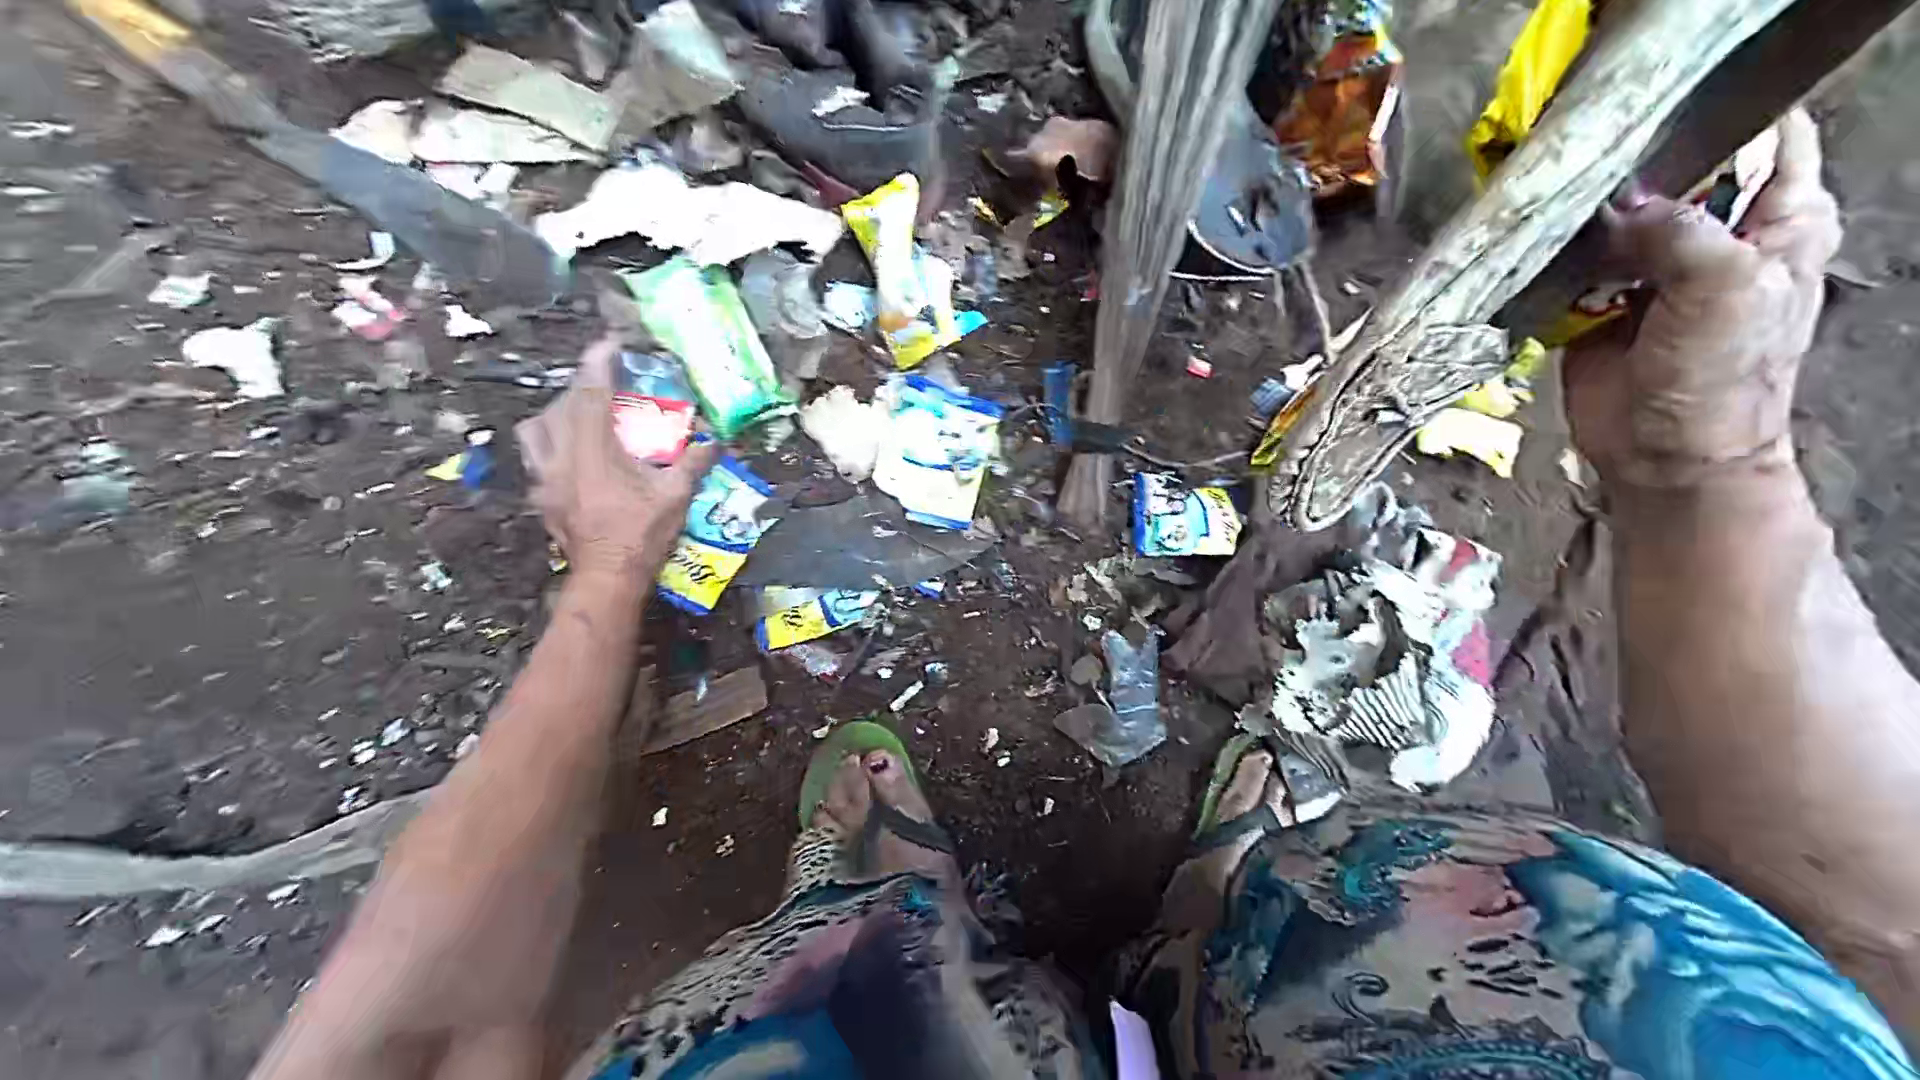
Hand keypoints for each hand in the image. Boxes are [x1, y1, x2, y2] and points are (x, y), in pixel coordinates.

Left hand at [515, 338, 718, 580]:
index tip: (610, 343)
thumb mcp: (675, 495)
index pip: (590, 394)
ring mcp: (545, 477)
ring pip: (536, 428)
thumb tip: (717, 440)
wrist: (609, 576)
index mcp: (594, 451)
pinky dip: (552, 442)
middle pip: (560, 406)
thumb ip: (693, 462)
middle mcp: (561, 457)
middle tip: (606, 383)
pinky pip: (536, 456)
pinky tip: (572, 452)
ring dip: (557, 412)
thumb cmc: (643, 534)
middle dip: (582, 387)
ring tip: (580, 413)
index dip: (599, 363)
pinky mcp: (541, 495)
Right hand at [1564, 109, 1840, 490]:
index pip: (1762, 141)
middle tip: (1578, 149)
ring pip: (1612, 224)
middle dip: (1629, 167)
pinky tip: (1526, 245)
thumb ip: (1678, 234)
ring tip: (1542, 195)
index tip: (1657, 104)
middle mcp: (1709, 239)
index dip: (1718, 117)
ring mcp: (1646, 274)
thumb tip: (1617, 201)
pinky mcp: (1592, 306)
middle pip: (1671, 180)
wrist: (1660, 450)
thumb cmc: (1720, 375)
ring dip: (1579, 216)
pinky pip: (1568, 270)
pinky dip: (1548, 260)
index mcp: (1775, 221)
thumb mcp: (1723, 290)